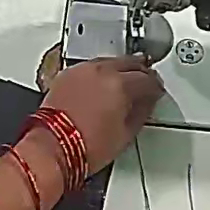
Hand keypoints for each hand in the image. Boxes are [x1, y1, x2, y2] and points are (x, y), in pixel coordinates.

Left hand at [34, 55, 164, 174]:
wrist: (52, 147)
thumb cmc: (83, 145)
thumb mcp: (125, 134)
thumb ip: (141, 111)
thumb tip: (145, 103)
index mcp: (120, 84)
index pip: (147, 79)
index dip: (156, 86)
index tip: (157, 91)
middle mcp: (100, 72)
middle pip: (129, 62)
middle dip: (141, 71)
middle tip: (146, 82)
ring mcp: (81, 71)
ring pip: (109, 62)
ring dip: (120, 69)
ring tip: (125, 82)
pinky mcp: (66, 75)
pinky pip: (89, 67)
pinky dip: (100, 72)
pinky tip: (103, 83)